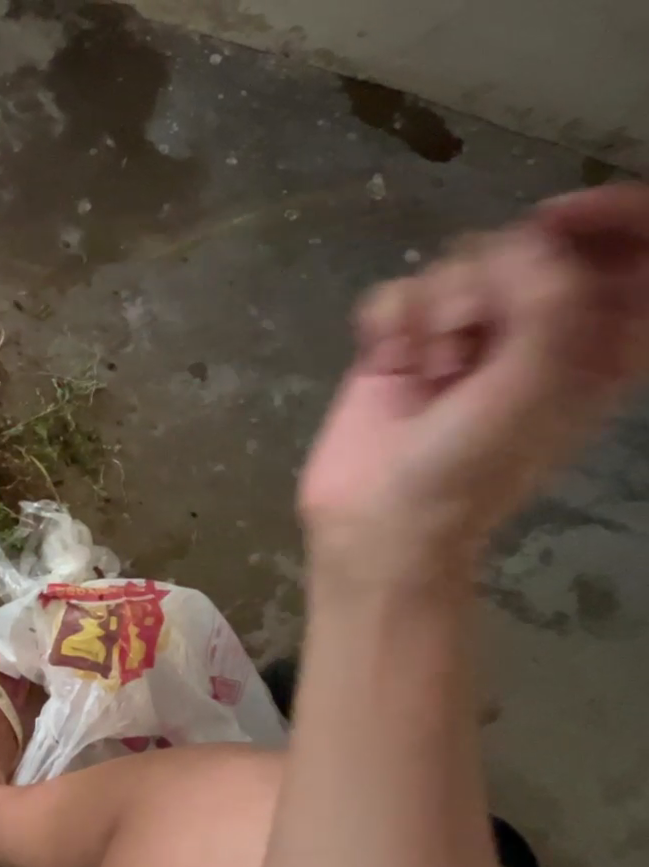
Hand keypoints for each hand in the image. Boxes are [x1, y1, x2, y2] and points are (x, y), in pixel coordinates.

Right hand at [300, 184, 648, 581]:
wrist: (378, 514)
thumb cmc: (469, 465)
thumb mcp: (536, 385)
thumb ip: (551, 301)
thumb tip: (521, 242)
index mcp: (601, 334)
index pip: (633, 248)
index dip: (607, 218)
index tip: (554, 218)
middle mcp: (535, 326)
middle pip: (526, 246)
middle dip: (490, 279)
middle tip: (470, 332)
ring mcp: (460, 334)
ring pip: (453, 265)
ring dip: (431, 309)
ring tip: (426, 364)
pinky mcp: (398, 344)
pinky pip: (395, 292)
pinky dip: (386, 320)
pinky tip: (388, 359)